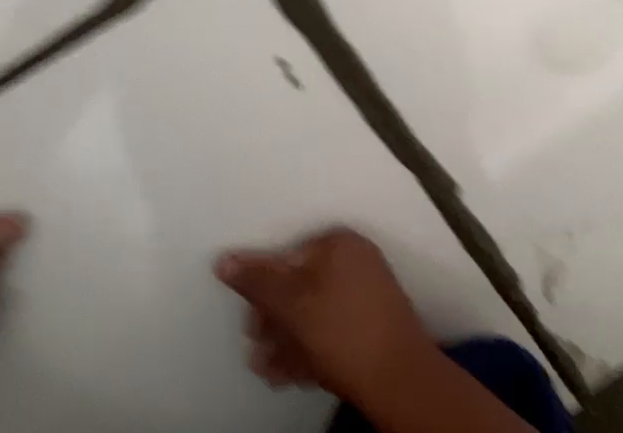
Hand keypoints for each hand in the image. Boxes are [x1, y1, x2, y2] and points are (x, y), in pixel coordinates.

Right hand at [214, 227, 438, 403]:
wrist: (398, 379)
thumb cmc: (342, 331)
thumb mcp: (291, 303)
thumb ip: (256, 281)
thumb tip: (224, 260)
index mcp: (340, 244)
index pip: (287, 254)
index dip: (261, 286)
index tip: (248, 315)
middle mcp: (355, 262)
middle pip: (298, 286)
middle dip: (271, 320)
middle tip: (254, 343)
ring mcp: (365, 295)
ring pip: (311, 313)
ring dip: (283, 340)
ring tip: (266, 367)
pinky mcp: (369, 327)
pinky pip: (328, 330)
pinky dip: (306, 348)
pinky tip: (286, 373)